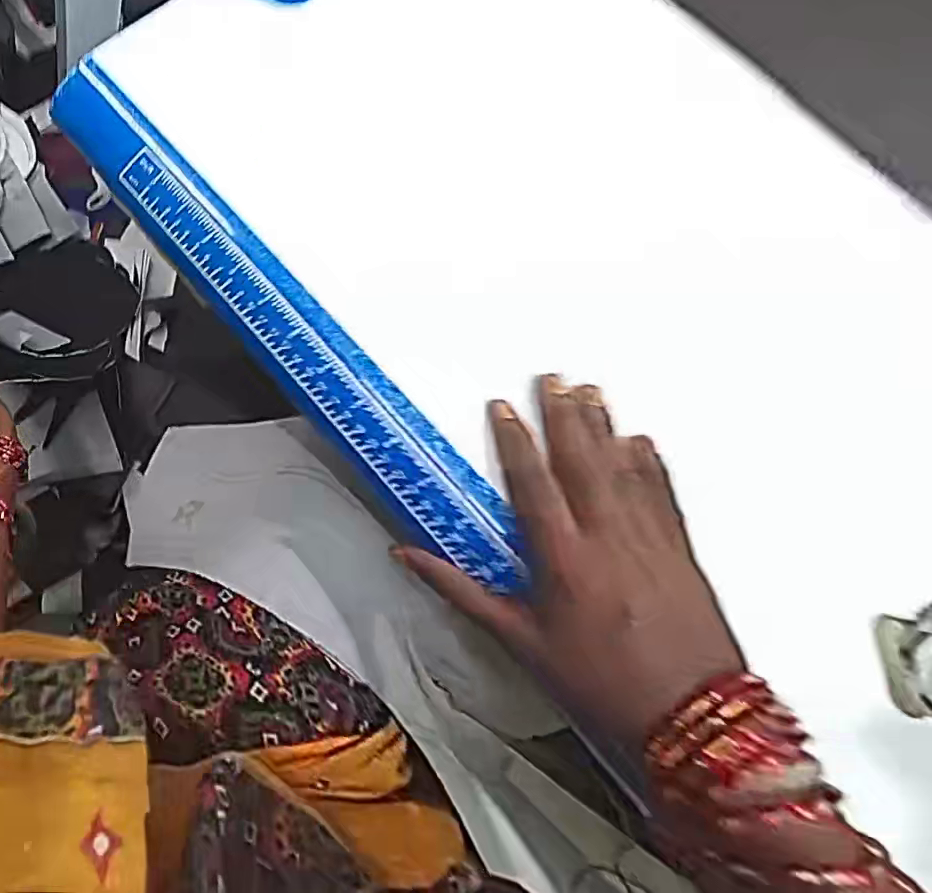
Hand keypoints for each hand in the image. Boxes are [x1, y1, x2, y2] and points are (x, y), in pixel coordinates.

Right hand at [397, 375, 744, 755]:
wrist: (700, 726)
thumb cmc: (599, 681)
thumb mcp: (516, 637)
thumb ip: (457, 588)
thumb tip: (406, 555)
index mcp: (565, 560)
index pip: (535, 485)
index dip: (516, 442)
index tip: (504, 408)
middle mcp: (610, 543)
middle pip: (585, 466)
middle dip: (567, 418)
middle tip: (554, 379)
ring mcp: (652, 547)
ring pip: (626, 474)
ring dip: (607, 430)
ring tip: (593, 394)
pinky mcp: (683, 558)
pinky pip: (664, 500)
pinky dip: (652, 467)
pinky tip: (643, 443)